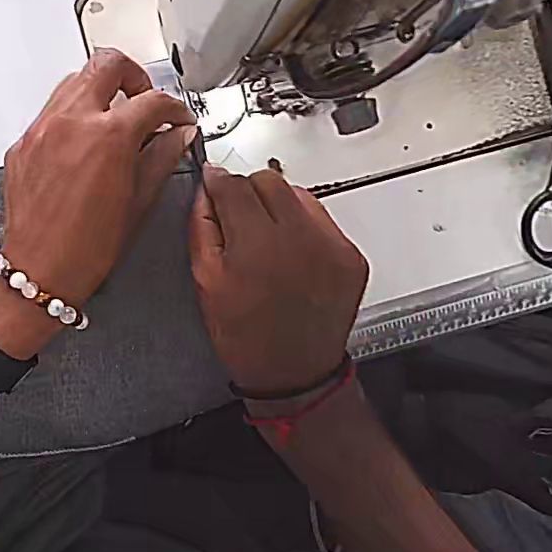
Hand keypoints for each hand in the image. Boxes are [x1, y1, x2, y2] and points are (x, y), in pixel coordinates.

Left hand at [0, 49, 197, 358]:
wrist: (39, 271)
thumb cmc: (85, 250)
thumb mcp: (137, 203)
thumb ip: (160, 159)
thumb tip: (177, 137)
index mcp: (107, 137)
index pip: (152, 100)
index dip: (174, 107)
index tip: (177, 119)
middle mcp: (70, 123)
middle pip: (106, 64)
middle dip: (134, 76)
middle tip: (145, 100)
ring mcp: (42, 130)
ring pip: (74, 81)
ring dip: (100, 91)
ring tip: (115, 119)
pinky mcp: (23, 143)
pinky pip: (51, 111)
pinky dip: (73, 115)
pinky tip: (84, 142)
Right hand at [189, 164, 368, 397]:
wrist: (292, 372)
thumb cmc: (246, 336)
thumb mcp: (206, 280)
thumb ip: (201, 227)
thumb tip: (205, 192)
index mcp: (256, 243)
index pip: (233, 185)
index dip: (216, 182)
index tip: (212, 183)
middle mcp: (298, 238)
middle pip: (267, 180)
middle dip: (246, 191)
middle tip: (237, 217)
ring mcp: (329, 245)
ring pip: (297, 193)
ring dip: (276, 205)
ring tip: (266, 239)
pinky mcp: (349, 255)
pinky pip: (321, 218)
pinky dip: (302, 225)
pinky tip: (289, 252)